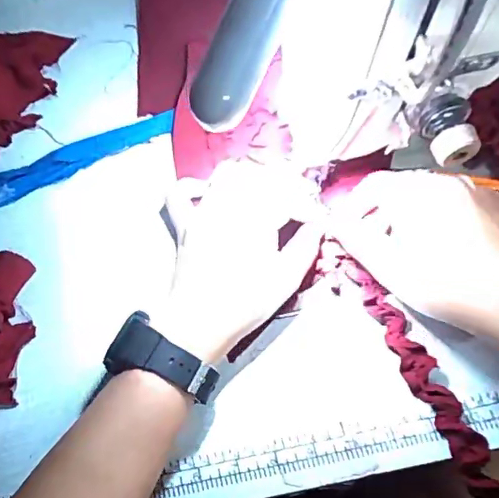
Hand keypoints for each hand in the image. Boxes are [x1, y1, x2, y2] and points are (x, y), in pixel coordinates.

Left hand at [151, 163, 325, 362]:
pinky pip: (182, 192)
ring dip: (250, 176)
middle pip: (260, 175)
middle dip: (283, 184)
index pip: (288, 195)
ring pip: (227, 174)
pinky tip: (209, 191)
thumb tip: (316, 228)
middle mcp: (228, 205)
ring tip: (265, 193)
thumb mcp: (286, 279)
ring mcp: (203, 212)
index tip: (315, 221)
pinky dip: (195, 185)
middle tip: (297, 204)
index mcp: (257, 216)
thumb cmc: (243, 304)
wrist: (199, 323)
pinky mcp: (185, 225)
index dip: (306, 205)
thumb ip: (306, 247)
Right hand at [327, 171, 498, 364]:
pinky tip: (453, 253)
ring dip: (415, 218)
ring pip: (435, 197)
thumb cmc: (452, 288)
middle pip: (404, 189)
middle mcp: (449, 181)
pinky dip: (446, 222)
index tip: (346, 232)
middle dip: (383, 215)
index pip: (372, 185)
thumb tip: (335, 224)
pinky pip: (463, 207)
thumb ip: (359, 243)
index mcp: (417, 192)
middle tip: (377, 248)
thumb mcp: (395, 272)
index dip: (353, 208)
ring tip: (414, 254)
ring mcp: (480, 191)